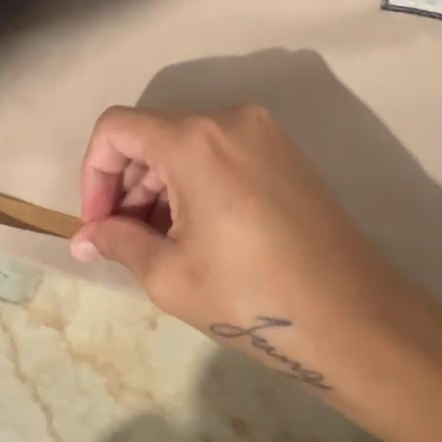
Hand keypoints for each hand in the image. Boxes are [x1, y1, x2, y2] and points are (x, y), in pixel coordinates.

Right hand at [69, 104, 408, 346]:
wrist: (358, 321)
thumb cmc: (254, 298)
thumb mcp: (170, 276)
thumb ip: (117, 242)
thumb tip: (83, 239)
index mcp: (195, 140)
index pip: (116, 129)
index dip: (93, 174)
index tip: (97, 224)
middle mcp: (228, 119)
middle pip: (151, 135)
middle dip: (125, 185)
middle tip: (123, 240)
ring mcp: (263, 132)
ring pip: (184, 143)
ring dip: (159, 186)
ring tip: (159, 243)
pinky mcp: (284, 151)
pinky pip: (218, 152)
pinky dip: (193, 181)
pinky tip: (197, 232)